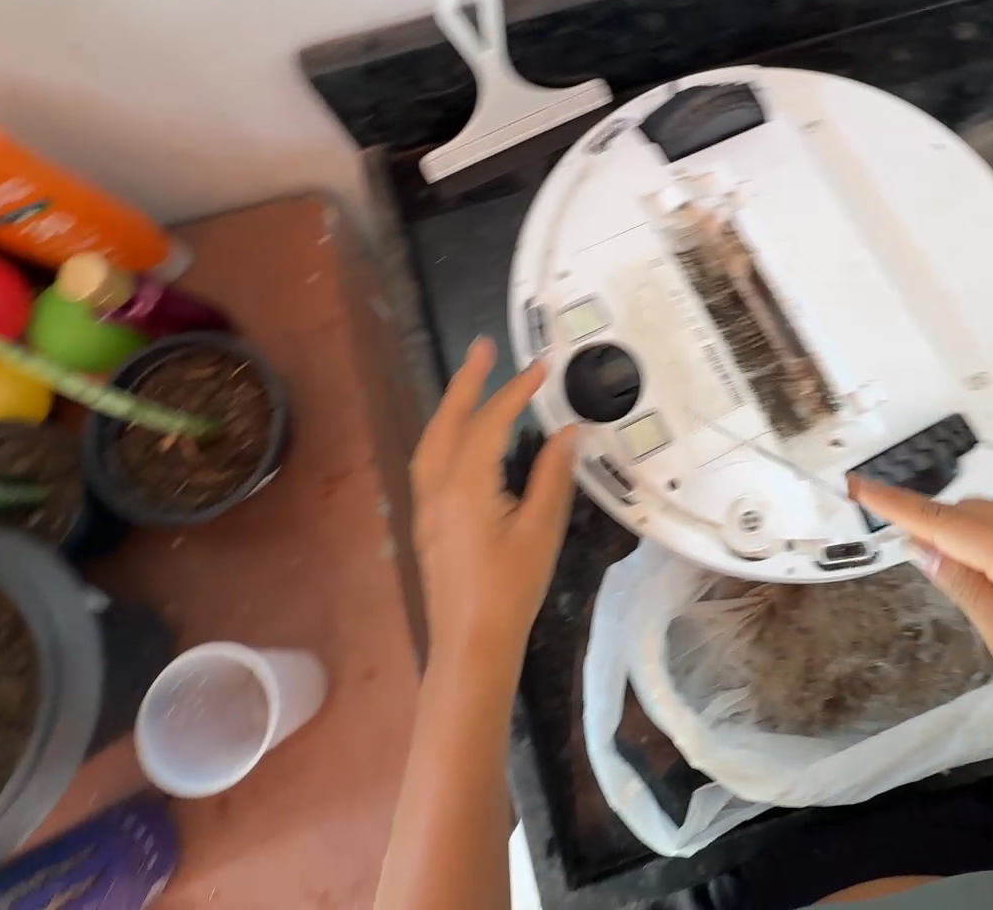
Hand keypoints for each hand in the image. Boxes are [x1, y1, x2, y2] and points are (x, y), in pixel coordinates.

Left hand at [411, 338, 577, 668]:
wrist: (471, 645)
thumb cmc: (512, 589)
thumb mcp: (541, 530)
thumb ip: (552, 475)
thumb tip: (567, 432)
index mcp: (465, 486)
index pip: (489, 423)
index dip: (514, 392)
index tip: (539, 367)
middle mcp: (437, 488)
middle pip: (447, 422)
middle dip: (466, 382)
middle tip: (483, 348)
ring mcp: (426, 507)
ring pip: (432, 442)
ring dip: (451, 407)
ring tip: (472, 382)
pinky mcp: (427, 523)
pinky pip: (430, 462)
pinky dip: (444, 434)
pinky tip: (461, 437)